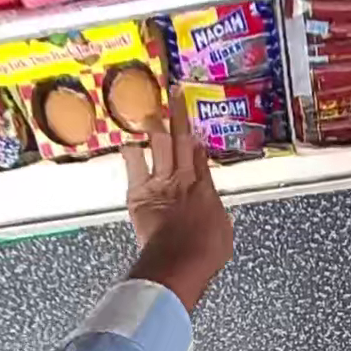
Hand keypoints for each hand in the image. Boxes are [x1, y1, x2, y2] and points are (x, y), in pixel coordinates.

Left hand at [121, 87, 231, 311]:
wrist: (180, 259)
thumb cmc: (205, 253)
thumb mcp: (224, 235)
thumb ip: (218, 218)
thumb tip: (217, 215)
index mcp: (205, 189)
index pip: (200, 157)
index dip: (196, 141)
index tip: (193, 129)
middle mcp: (183, 178)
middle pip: (181, 139)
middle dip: (179, 114)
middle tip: (175, 92)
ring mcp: (161, 182)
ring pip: (158, 143)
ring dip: (154, 125)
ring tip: (150, 110)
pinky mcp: (140, 192)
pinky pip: (133, 163)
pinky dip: (130, 151)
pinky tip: (127, 142)